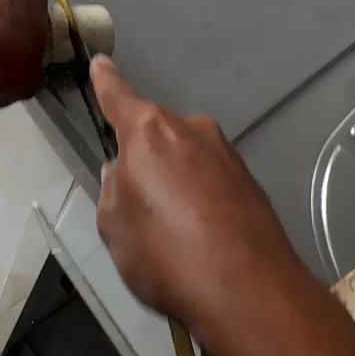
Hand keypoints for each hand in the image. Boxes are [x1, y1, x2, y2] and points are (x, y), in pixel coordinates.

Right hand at [92, 58, 301, 329]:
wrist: (252, 293)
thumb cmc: (167, 252)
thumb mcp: (114, 226)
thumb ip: (113, 190)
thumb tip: (124, 174)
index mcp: (149, 131)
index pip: (118, 96)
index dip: (105, 81)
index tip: (101, 62)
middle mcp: (190, 130)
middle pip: (156, 133)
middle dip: (146, 155)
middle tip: (140, 200)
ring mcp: (227, 155)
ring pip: (187, 157)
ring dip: (177, 179)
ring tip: (176, 230)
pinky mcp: (253, 184)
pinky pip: (214, 181)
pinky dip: (204, 200)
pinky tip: (204, 239)